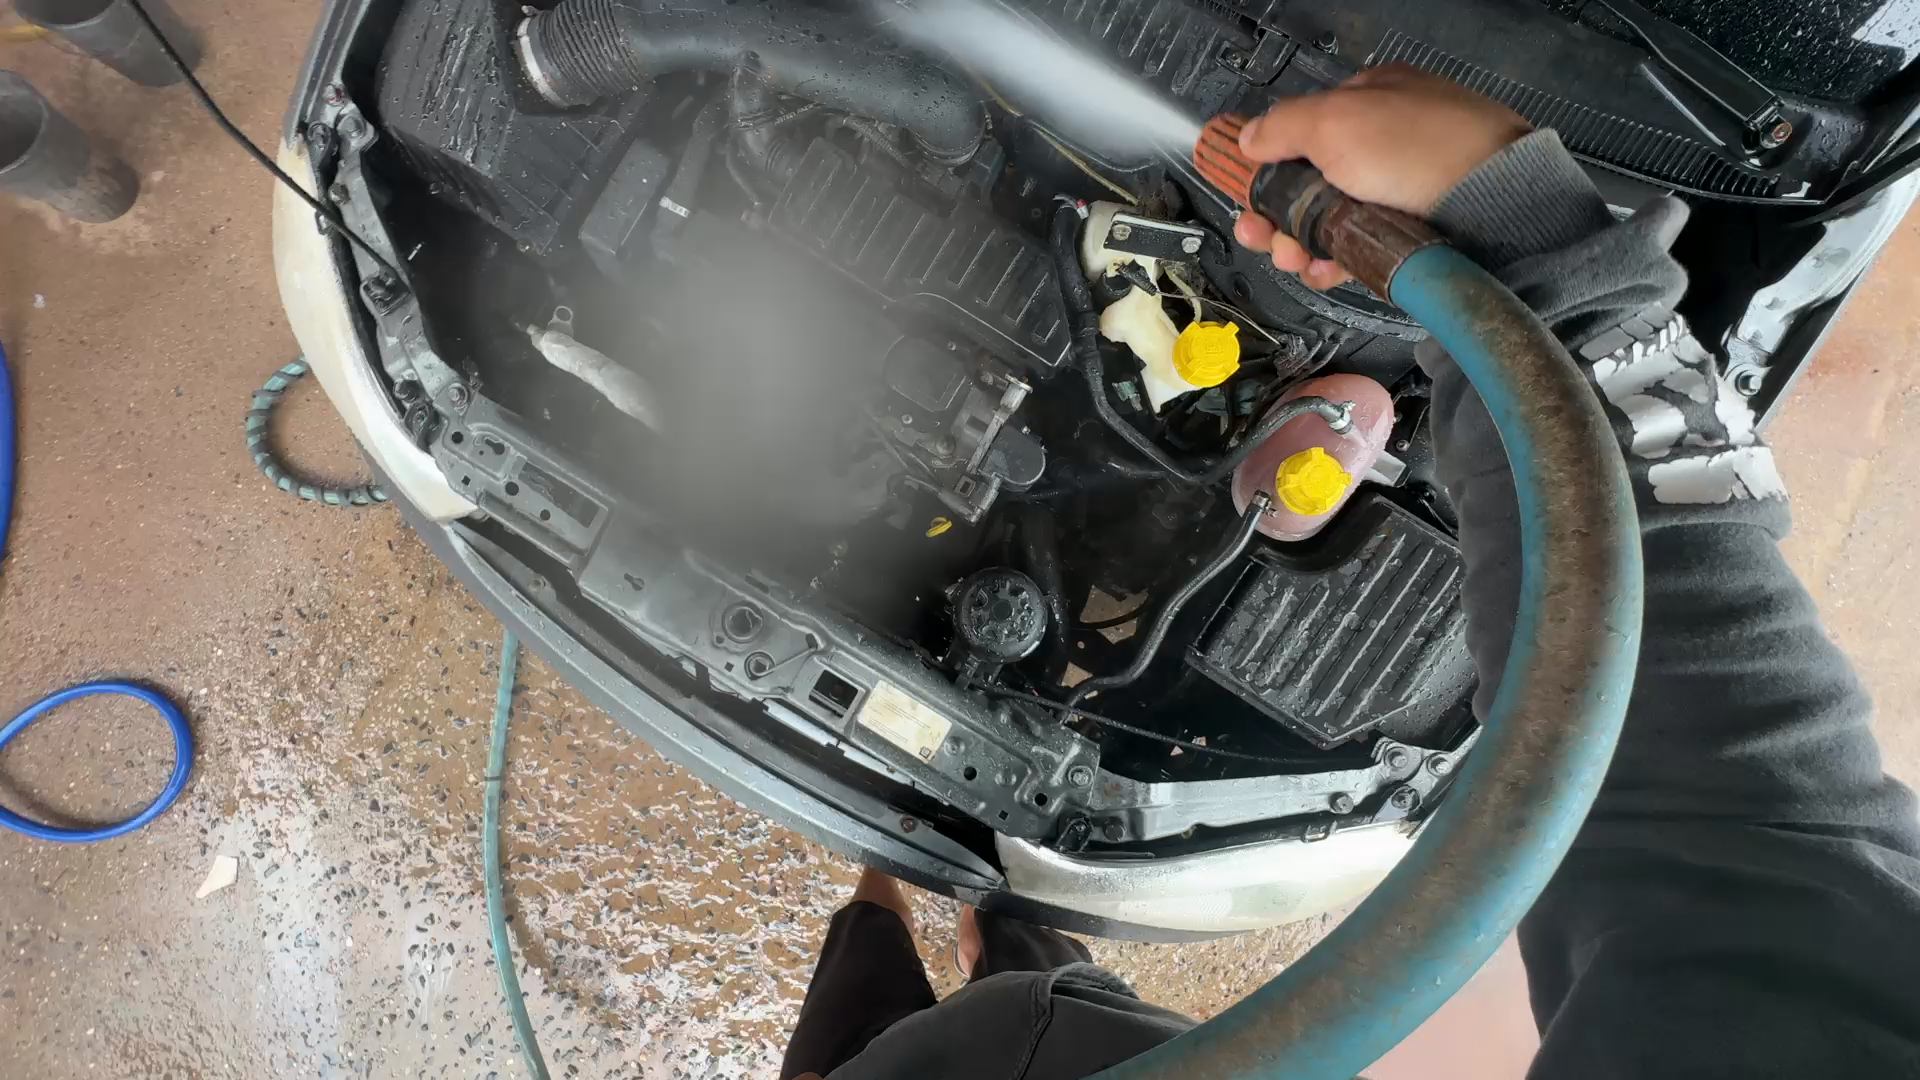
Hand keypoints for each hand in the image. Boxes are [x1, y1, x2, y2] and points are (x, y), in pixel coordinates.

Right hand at [1231, 65, 1530, 289]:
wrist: (1486, 205)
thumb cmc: (1420, 150)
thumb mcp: (1338, 120)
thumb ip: (1284, 124)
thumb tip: (1248, 136)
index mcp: (1361, 107)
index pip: (1294, 140)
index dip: (1263, 172)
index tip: (1244, 198)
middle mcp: (1370, 150)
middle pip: (1298, 192)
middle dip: (1272, 220)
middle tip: (1261, 236)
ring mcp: (1381, 196)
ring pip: (1316, 228)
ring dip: (1293, 247)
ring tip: (1294, 257)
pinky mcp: (1390, 235)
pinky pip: (1342, 252)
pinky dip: (1325, 265)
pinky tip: (1323, 270)